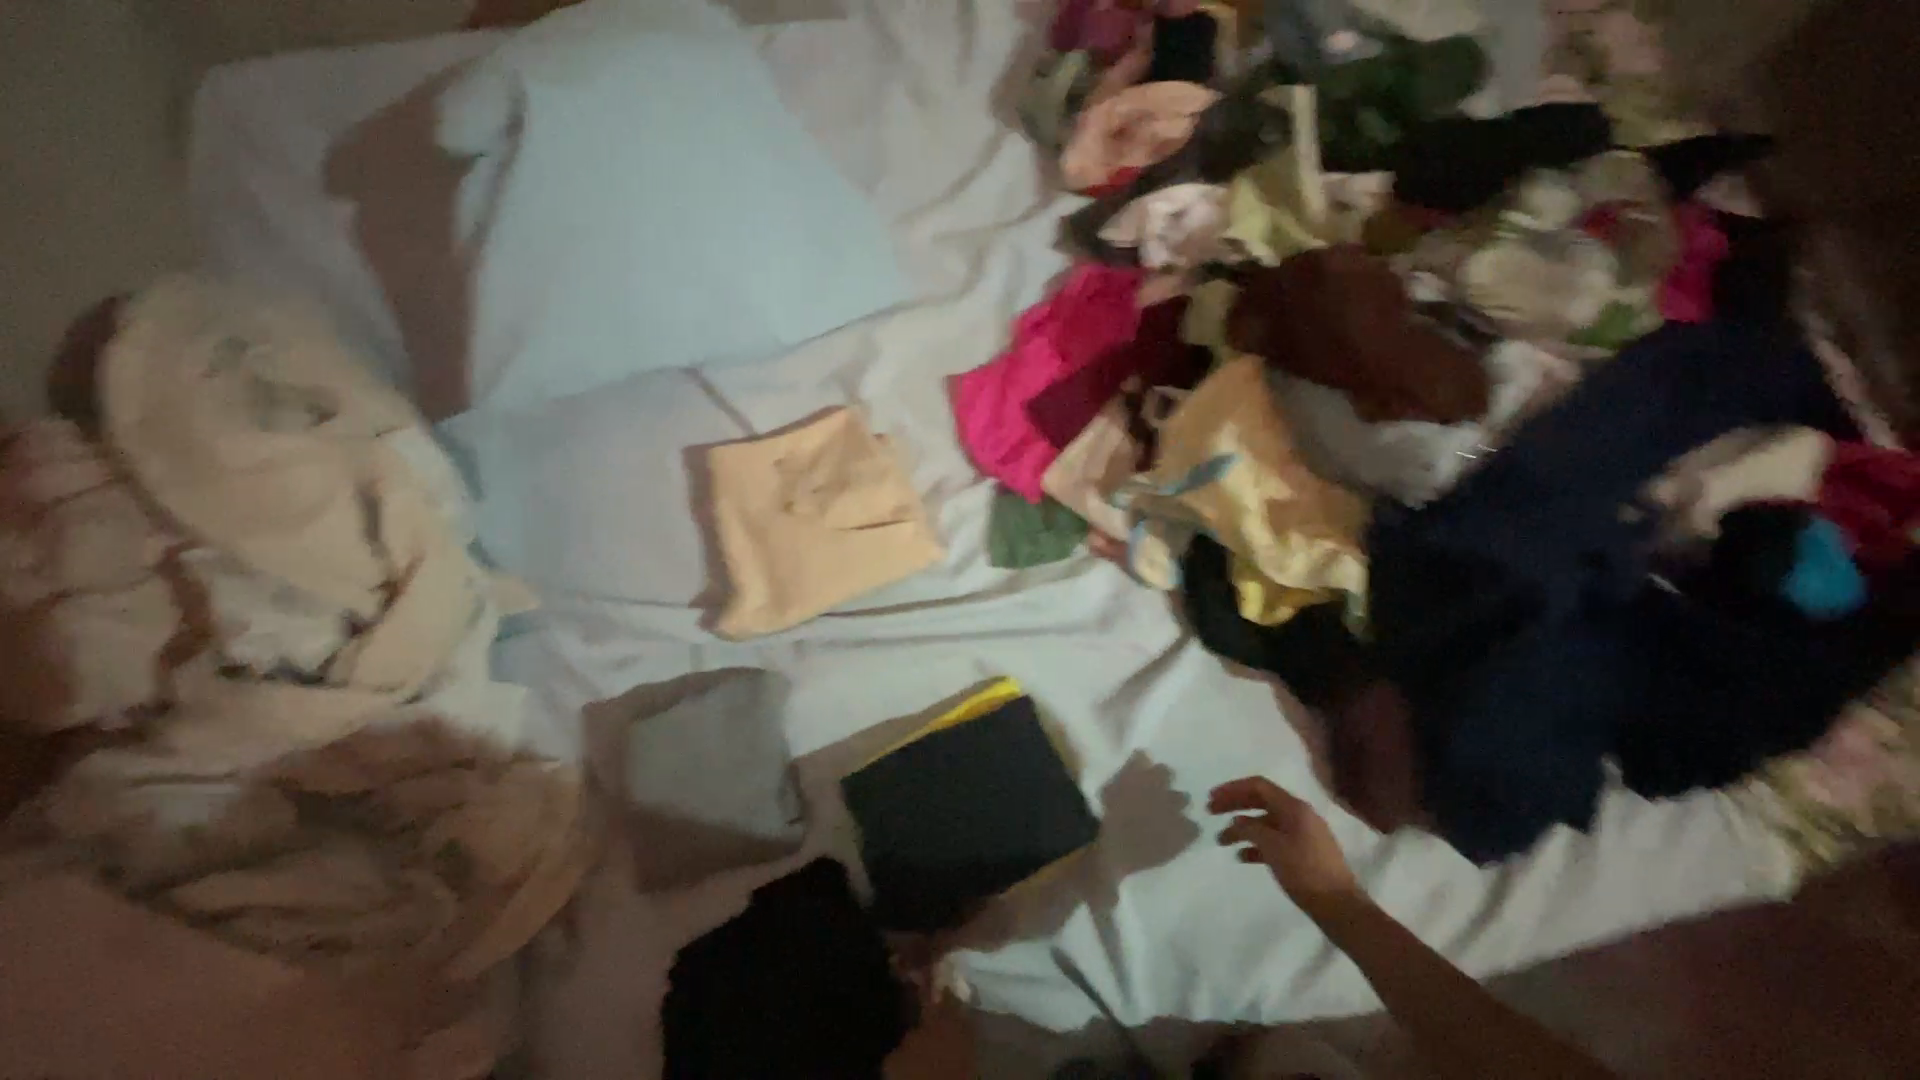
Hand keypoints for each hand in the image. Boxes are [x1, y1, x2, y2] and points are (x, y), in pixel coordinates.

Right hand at [1210, 777, 1360, 916]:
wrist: (1340, 906)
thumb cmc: (1305, 871)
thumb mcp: (1273, 847)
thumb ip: (1251, 829)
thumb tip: (1237, 821)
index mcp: (1294, 807)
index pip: (1258, 786)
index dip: (1232, 789)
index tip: (1211, 797)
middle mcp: (1299, 815)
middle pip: (1260, 802)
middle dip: (1234, 805)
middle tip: (1210, 813)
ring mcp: (1303, 835)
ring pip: (1265, 823)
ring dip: (1243, 828)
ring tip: (1222, 841)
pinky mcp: (1303, 853)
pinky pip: (1274, 841)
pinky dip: (1256, 845)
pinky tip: (1242, 857)